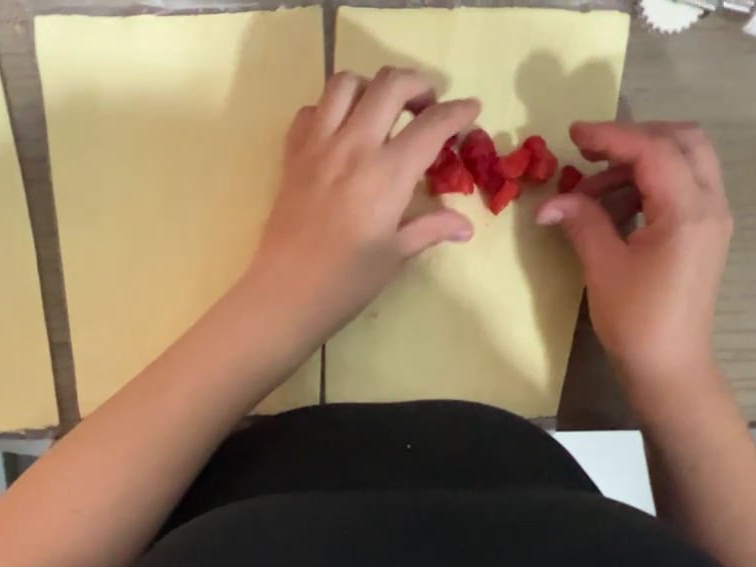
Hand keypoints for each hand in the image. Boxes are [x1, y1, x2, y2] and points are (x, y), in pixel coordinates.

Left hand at [244, 68, 479, 339]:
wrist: (285, 294)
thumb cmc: (345, 283)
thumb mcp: (394, 256)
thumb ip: (430, 229)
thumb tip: (465, 226)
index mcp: (388, 173)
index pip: (432, 125)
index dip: (458, 112)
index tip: (470, 110)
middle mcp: (354, 147)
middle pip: (391, 85)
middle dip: (418, 85)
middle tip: (426, 106)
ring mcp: (318, 147)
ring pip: (345, 83)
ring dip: (370, 86)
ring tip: (381, 109)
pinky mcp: (292, 157)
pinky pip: (309, 112)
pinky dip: (327, 110)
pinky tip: (338, 132)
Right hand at [535, 122, 732, 387]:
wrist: (669, 365)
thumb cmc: (636, 320)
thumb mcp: (603, 268)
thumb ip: (582, 224)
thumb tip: (550, 202)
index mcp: (688, 210)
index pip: (654, 150)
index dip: (612, 136)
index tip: (574, 135)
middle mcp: (710, 203)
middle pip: (682, 140)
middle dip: (634, 139)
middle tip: (590, 154)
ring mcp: (711, 218)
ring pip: (684, 162)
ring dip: (637, 165)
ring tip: (590, 195)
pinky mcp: (703, 233)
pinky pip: (681, 188)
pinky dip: (647, 186)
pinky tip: (613, 211)